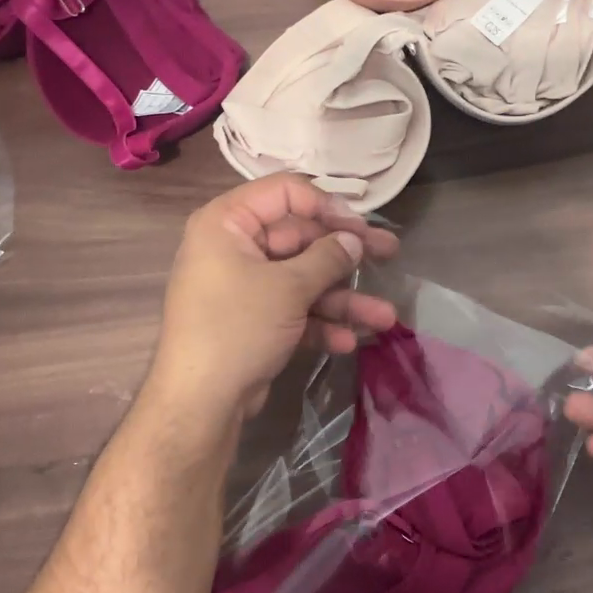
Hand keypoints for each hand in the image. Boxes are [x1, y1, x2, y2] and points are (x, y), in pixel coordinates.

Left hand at [148, 174, 399, 422]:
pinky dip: (321, 324)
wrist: (202, 399)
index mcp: (229, 223)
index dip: (327, 205)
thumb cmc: (237, 327)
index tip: (360, 226)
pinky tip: (348, 341)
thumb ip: (326, 258)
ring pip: (304, 282)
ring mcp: (246, 288)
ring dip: (344, 300)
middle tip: (390, 253)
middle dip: (346, 258)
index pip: (285, 193)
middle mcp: (235, 249)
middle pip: (301, 240)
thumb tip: (353, 240)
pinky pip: (295, 312)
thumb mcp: (287, 288)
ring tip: (384, 318)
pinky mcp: (256, 323)